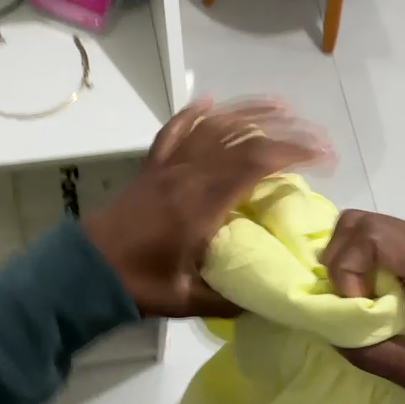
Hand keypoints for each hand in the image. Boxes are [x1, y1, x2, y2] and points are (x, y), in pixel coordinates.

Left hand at [84, 97, 329, 317]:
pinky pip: (173, 131)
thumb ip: (230, 299)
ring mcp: (165, 168)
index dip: (293, 152)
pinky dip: (193, 114)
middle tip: (314, 135)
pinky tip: (208, 102)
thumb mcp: (187, 301)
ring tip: (279, 106)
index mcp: (200, 204)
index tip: (322, 156)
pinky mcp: (149, 169)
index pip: (254, 162)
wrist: (81, 272)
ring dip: (247, 112)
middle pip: (240, 136)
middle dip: (282, 130)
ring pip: (210, 126)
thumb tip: (270, 301)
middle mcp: (186, 175)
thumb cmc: (135, 285)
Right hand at [322, 212, 404, 403]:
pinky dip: (365, 262)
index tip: (354, 308)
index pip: (372, 236)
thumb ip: (370, 351)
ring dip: (349, 261)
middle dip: (339, 260)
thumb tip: (329, 326)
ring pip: (369, 226)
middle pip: (364, 223)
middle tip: (346, 302)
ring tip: (359, 301)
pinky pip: (385, 239)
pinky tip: (375, 296)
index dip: (346, 268)